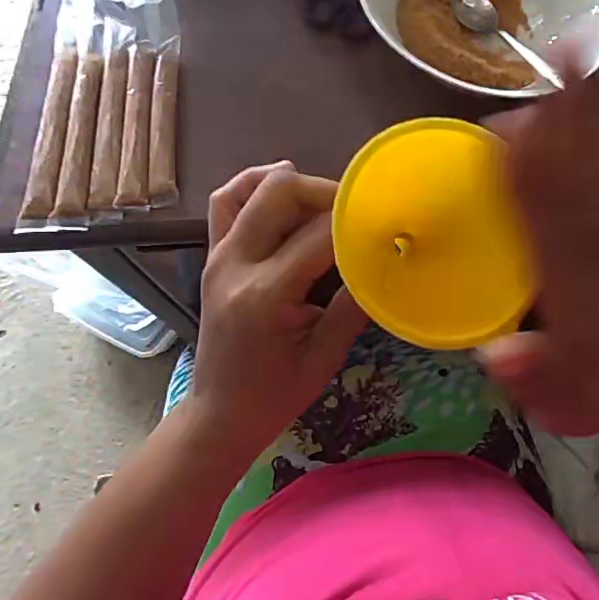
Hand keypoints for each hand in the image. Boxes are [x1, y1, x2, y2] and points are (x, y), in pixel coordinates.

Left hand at [189, 162, 369, 458]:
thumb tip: (385, 261)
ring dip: (293, 185)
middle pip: (280, 193)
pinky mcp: (213, 255)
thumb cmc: (275, 395)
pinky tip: (282, 191)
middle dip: (326, 192)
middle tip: (357, 213)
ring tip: (325, 204)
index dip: (356, 224)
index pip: (319, 235)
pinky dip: (254, 186)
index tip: (385, 224)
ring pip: (250, 188)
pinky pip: (226, 202)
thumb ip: (354, 304)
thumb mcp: (325, 356)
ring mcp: (218, 255)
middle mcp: (235, 264)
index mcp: (265, 294)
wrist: (220, 413)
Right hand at [479, 72, 598, 436]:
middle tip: (550, 69)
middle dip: (566, 124)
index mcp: (584, 291)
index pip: (554, 227)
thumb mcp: (563, 402)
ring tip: (575, 62)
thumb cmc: (595, 392)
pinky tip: (589, 95)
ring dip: (588, 114)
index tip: (512, 137)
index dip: (533, 181)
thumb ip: (533, 377)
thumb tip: (497, 354)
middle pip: (581, 179)